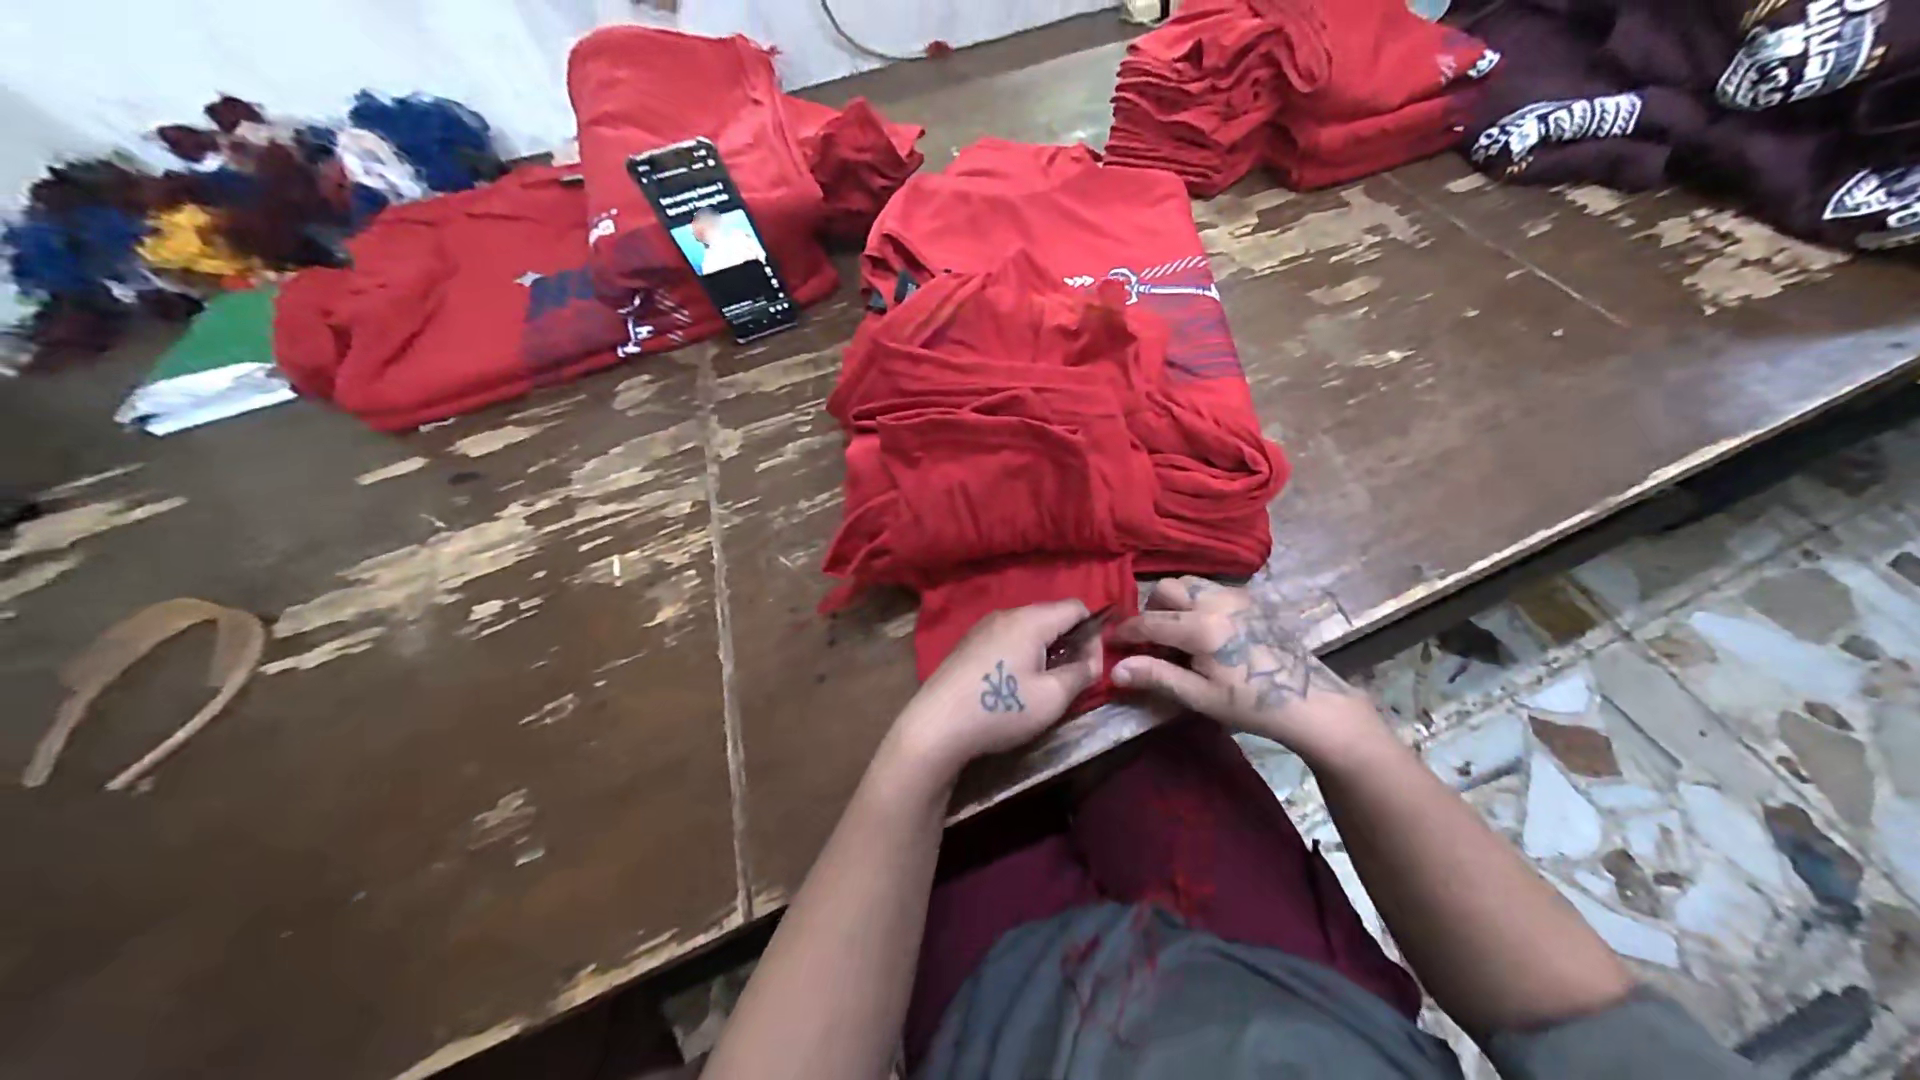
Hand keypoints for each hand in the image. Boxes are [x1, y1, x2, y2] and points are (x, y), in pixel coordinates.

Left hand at [888, 601, 1103, 784]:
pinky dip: (1022, 653)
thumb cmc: (1001, 710)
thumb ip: (1080, 674)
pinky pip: (1007, 638)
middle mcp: (1006, 614)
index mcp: (1030, 619)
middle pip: (1051, 616)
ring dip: (1045, 650)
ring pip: (1028, 628)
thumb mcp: (1052, 698)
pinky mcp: (968, 644)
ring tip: (1043, 685)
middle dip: (1070, 643)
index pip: (1076, 607)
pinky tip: (1014, 684)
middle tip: (1071, 680)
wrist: (937, 726)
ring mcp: (982, 627)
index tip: (1091, 667)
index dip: (1093, 635)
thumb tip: (1091, 662)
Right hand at [1110, 578, 1385, 763]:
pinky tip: (1203, 631)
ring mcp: (1236, 596)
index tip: (1111, 642)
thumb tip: (1115, 670)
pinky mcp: (1250, 599)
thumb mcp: (1199, 696)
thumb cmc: (1251, 704)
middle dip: (1150, 610)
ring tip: (1176, 634)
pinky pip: (1210, 589)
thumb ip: (1156, 676)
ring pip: (1188, 584)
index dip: (1125, 632)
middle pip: (1165, 589)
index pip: (1148, 622)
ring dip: (1173, 602)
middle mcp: (1216, 602)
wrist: (1310, 702)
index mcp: (1201, 628)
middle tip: (1150, 639)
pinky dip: (1195, 602)